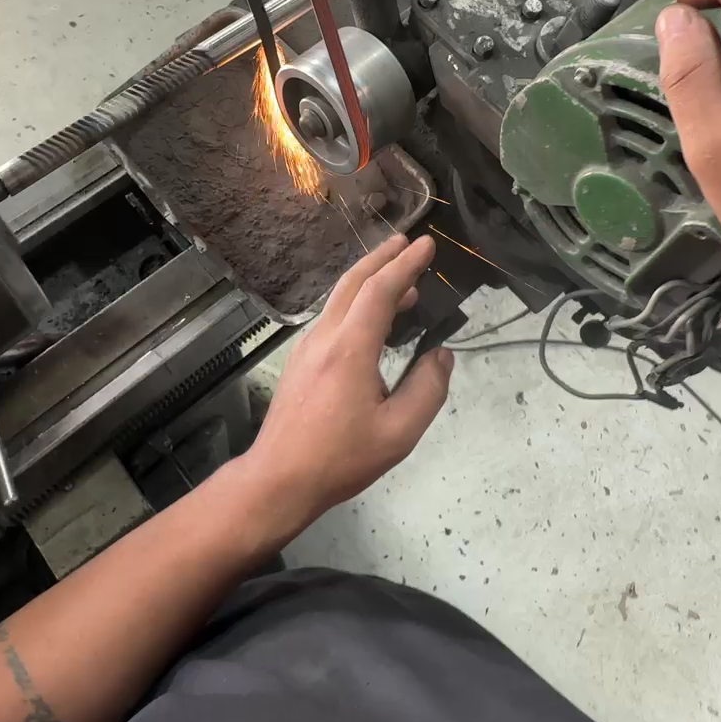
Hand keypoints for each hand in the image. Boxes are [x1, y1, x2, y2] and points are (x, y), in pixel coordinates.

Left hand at [237, 234, 453, 532]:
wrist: (279, 477)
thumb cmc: (340, 458)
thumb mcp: (398, 433)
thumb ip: (427, 390)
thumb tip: (441, 355)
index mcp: (349, 349)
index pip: (380, 290)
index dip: (405, 264)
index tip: (427, 245)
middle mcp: (324, 337)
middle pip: (353, 283)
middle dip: (382, 258)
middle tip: (409, 244)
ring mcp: (307, 347)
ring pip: (339, 299)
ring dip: (369, 281)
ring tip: (402, 284)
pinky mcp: (301, 360)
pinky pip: (332, 317)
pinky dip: (356, 304)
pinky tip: (374, 321)